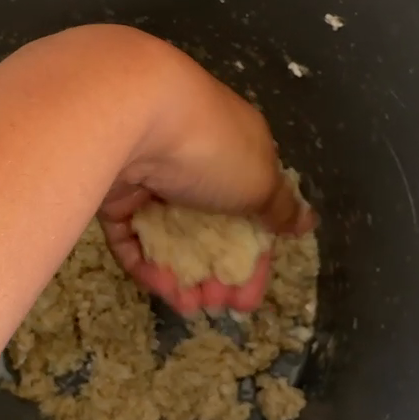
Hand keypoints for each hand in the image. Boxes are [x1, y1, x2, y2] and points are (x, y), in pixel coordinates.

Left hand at [9, 26, 315, 314]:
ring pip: (167, 238)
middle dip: (214, 275)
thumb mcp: (260, 179)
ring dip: (180, 276)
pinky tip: (160, 287)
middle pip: (207, 230)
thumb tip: (306, 222)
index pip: (250, 214)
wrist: (131, 113)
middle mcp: (194, 163)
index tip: (247, 300)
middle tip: (215, 306)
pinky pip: (131, 236)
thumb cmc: (212, 147)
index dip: (251, 262)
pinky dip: (145, 263)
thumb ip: (280, 206)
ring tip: (187, 305)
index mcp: (236, 152)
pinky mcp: (112, 191)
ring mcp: (149, 177)